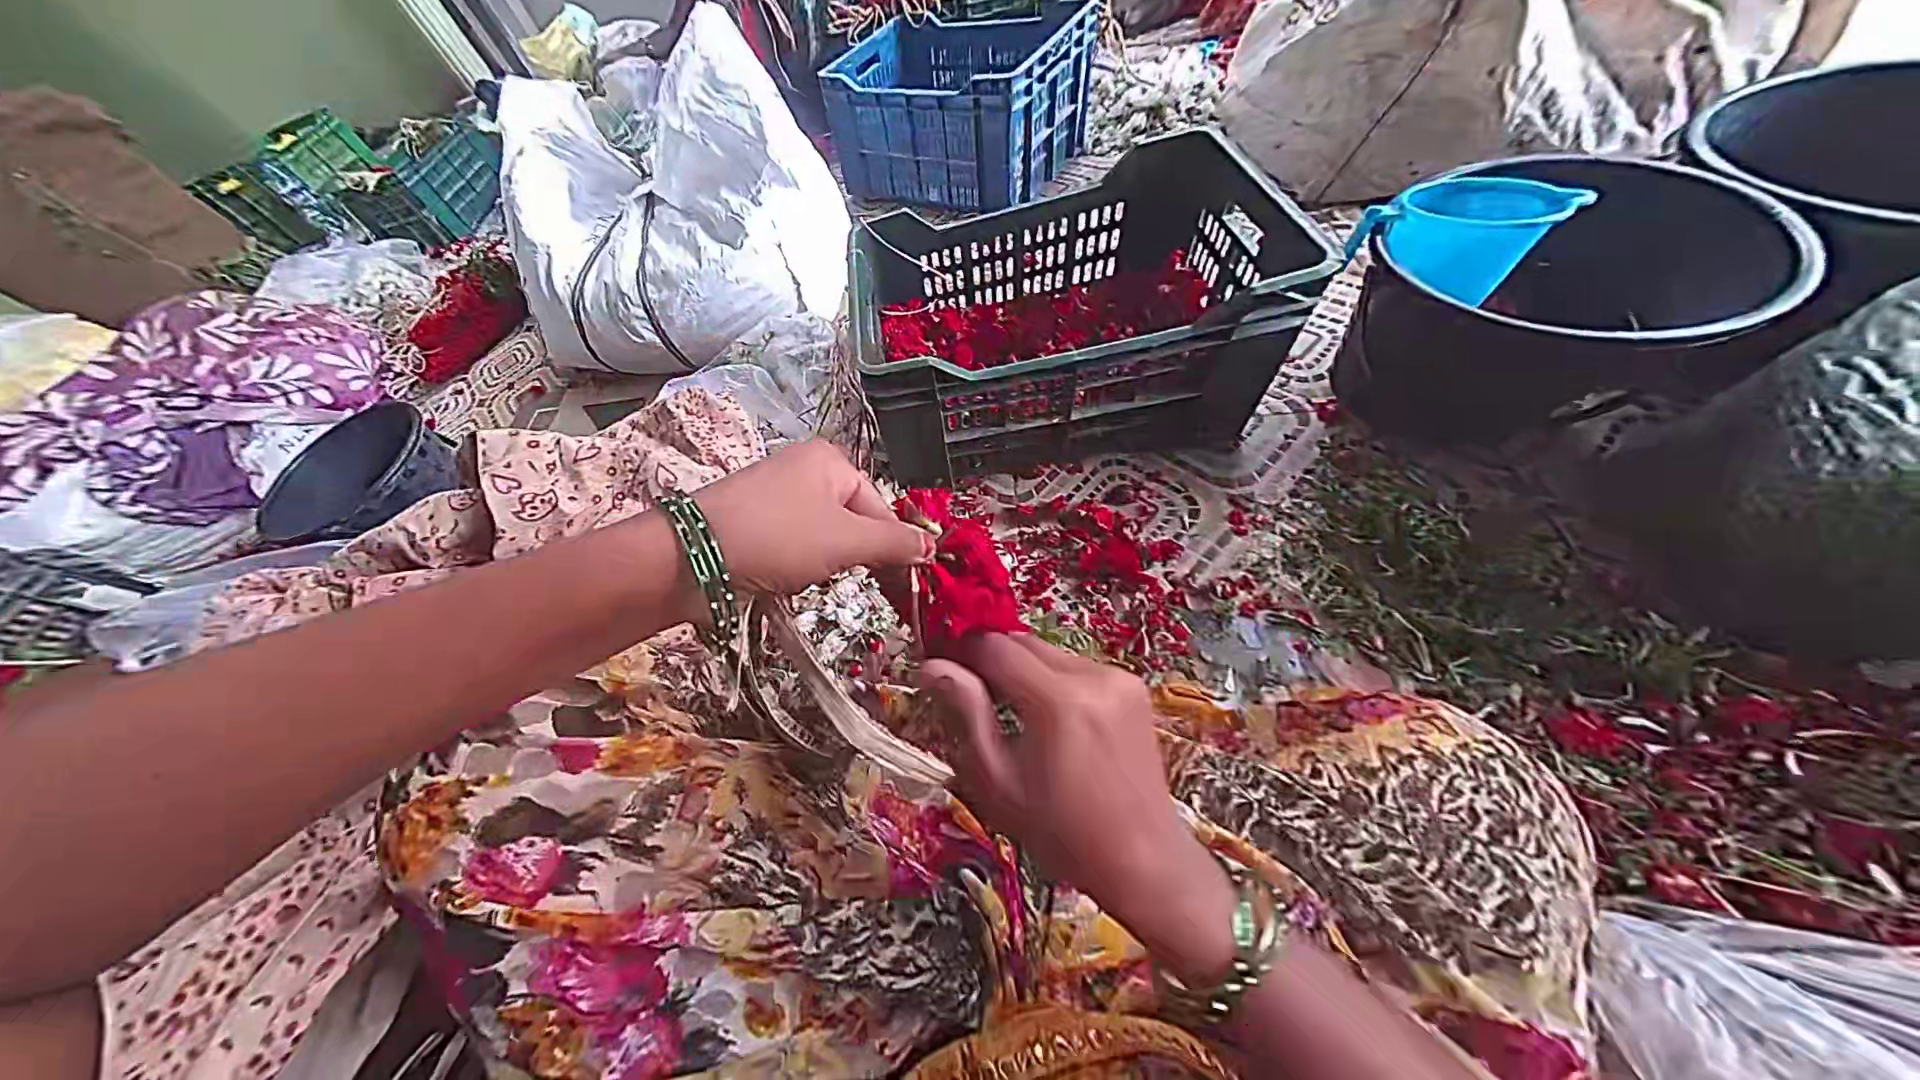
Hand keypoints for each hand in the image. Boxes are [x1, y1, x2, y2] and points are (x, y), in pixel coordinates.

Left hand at [691, 439, 931, 599]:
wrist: (690, 557)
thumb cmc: (777, 538)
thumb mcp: (846, 540)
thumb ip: (895, 543)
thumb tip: (931, 546)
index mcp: (830, 461)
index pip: (881, 507)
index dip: (892, 545)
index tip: (899, 582)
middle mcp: (804, 470)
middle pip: (853, 520)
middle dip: (854, 554)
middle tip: (846, 578)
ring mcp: (775, 495)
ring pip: (824, 536)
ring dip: (825, 562)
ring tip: (807, 576)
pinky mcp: (754, 521)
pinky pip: (794, 543)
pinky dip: (797, 563)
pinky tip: (785, 576)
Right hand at [920, 634, 1237, 980]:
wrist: (1143, 859)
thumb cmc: (1064, 834)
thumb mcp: (999, 780)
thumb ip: (968, 712)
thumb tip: (933, 667)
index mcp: (1058, 701)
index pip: (995, 647)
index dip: (961, 648)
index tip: (938, 660)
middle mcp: (1094, 677)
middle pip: (1023, 641)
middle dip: (989, 655)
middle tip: (964, 682)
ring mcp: (1118, 678)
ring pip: (1048, 651)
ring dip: (1020, 666)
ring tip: (1004, 704)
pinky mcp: (1132, 686)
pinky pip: (1075, 666)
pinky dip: (1051, 678)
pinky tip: (1044, 714)